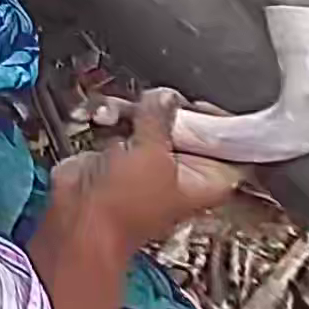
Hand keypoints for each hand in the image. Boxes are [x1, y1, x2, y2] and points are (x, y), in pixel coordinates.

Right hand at [46, 89, 244, 257]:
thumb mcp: (151, 155)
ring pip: (149, 119)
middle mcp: (182, 166)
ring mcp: (148, 158)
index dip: (217, 120)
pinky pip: (121, 123)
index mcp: (208, 177)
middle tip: (148, 102)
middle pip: (185, 124)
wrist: (79, 213)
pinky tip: (99, 119)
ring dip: (126, 110)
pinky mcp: (118, 152)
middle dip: (161, 109)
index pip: (229, 143)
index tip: (195, 101)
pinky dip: (109, 116)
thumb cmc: (125, 201)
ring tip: (112, 115)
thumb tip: (168, 96)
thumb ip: (160, 120)